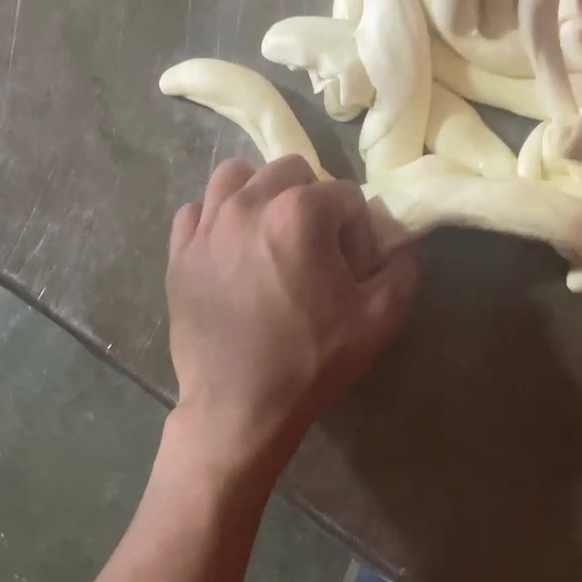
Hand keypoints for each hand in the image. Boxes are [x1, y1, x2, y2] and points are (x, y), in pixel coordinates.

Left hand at [165, 156, 420, 471]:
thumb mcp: (378, 320)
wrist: (238, 407)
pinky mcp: (178, 254)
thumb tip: (400, 247)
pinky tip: (229, 253)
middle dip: (311, 203)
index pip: (345, 196)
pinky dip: (215, 221)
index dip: (357, 234)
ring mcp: (206, 228)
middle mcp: (247, 205)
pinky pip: (196, 212)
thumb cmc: (309, 364)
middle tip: (312, 253)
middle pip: (290, 173)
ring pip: (236, 177)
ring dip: (260, 196)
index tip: (351, 273)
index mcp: (299, 212)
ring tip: (268, 238)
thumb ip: (402, 270)